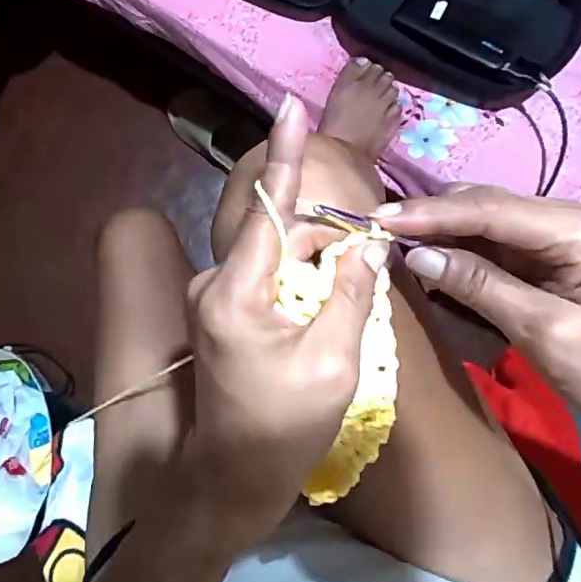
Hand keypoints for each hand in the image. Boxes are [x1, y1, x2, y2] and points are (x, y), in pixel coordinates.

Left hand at [181, 95, 386, 548]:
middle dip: (321, 224)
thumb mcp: (333, 363)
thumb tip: (367, 242)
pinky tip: (324, 291)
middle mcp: (216, 281)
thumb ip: (349, 294)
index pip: (268, 208)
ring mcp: (214, 293)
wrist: (233, 476)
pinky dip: (297, 270)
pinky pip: (266, 269)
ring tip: (347, 281)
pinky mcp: (222, 306)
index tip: (288, 105)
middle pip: (277, 228)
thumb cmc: (284, 427)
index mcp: (236, 292)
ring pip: (273, 249)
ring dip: (312, 251)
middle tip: (362, 247)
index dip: (283, 153)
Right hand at [372, 186, 580, 446]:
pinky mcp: (535, 252)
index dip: (434, 213)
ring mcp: (550, 233)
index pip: (493, 210)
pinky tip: (421, 250)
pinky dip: (450, 244)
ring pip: (478, 215)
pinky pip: (483, 238)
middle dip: (430, 215)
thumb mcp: (543, 331)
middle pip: (483, 203)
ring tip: (390, 236)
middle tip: (377, 228)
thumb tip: (416, 256)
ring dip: (436, 226)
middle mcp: (565, 218)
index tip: (383, 218)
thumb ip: (480, 286)